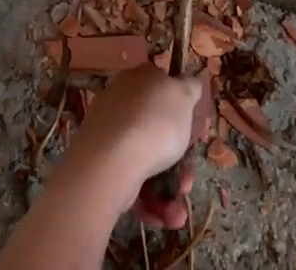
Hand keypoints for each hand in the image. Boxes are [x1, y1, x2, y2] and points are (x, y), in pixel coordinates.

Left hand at [72, 64, 203, 227]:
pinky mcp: (103, 166)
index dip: (180, 110)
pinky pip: (133, 181)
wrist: (112, 161)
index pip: (161, 86)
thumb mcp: (183, 96)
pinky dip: (149, 201)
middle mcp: (121, 104)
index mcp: (138, 79)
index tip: (192, 132)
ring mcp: (110, 136)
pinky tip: (162, 216)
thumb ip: (189, 88)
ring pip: (148, 162)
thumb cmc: (154, 122)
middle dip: (178, 164)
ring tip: (176, 213)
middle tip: (187, 183)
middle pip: (158, 132)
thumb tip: (190, 83)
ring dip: (168, 191)